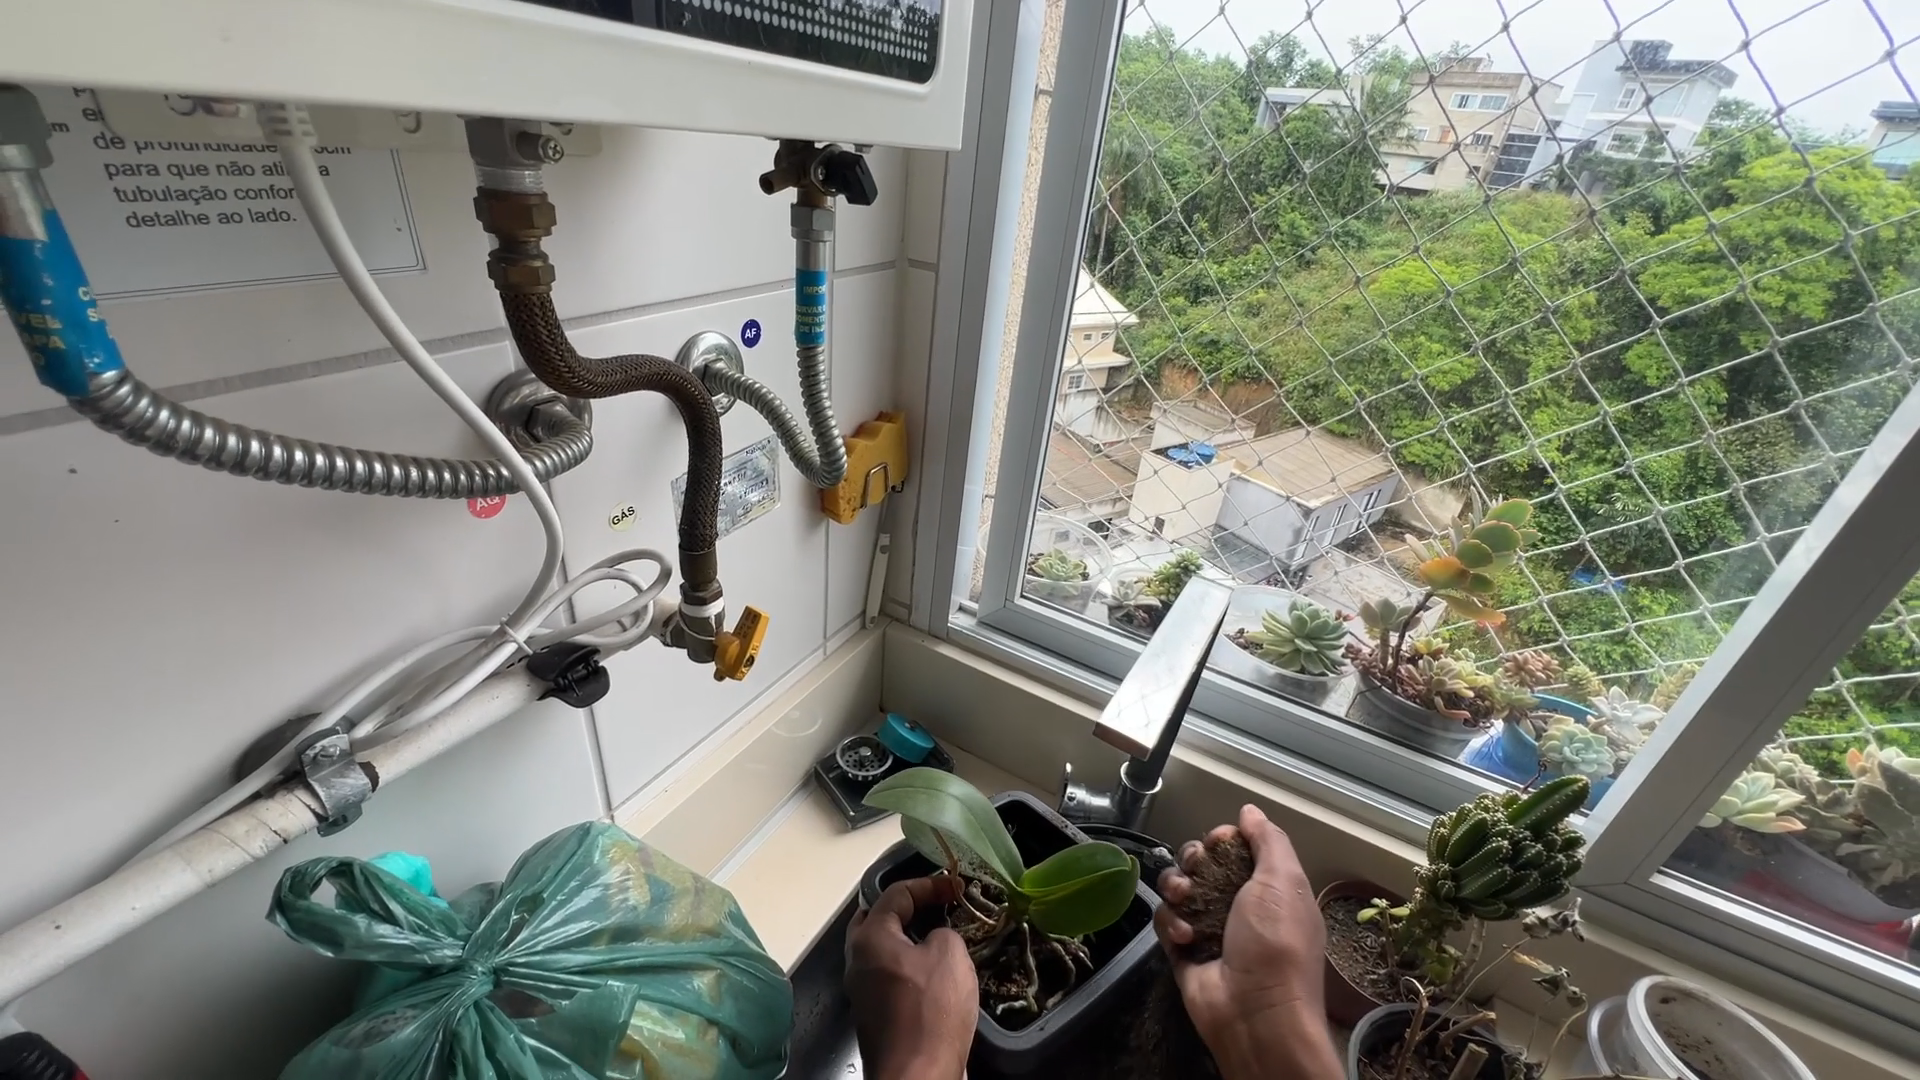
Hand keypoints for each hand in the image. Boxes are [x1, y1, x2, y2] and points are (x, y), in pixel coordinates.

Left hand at [845, 876, 976, 1079]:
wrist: (919, 1078)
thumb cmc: (931, 1009)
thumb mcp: (949, 953)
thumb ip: (943, 931)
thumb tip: (935, 940)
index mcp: (869, 937)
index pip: (897, 893)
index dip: (931, 884)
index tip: (958, 887)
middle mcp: (858, 961)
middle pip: (879, 918)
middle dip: (909, 907)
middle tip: (938, 905)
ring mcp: (864, 992)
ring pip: (886, 950)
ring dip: (911, 939)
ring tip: (943, 936)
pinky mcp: (877, 1017)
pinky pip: (893, 977)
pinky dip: (912, 967)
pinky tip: (938, 974)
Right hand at [1155, 804, 1342, 1079]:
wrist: (1257, 1016)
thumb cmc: (1276, 944)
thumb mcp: (1283, 883)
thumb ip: (1268, 841)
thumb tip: (1249, 810)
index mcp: (1267, 889)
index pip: (1236, 847)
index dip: (1224, 838)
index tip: (1220, 841)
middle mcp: (1237, 905)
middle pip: (1202, 861)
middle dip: (1194, 858)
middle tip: (1197, 869)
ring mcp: (1208, 927)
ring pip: (1178, 885)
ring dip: (1177, 886)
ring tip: (1184, 901)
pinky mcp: (1182, 949)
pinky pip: (1165, 919)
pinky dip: (1170, 922)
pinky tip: (1183, 936)